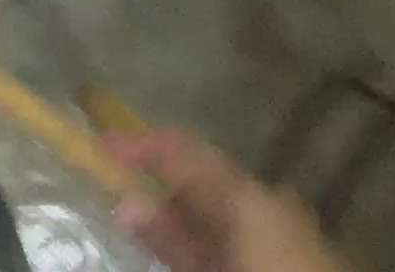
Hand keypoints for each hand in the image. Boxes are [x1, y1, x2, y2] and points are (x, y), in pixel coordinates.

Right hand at [103, 129, 346, 271]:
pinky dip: (209, 228)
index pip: (178, 148)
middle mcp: (266, 197)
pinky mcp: (298, 248)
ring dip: (183, 208)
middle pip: (199, 171)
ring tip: (150, 228)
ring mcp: (288, 222)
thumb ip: (170, 240)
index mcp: (244, 196)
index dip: (135, 145)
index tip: (97, 147)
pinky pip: (241, 224)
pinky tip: (194, 250)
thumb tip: (127, 204)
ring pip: (221, 199)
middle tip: (117, 188)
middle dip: (157, 178)